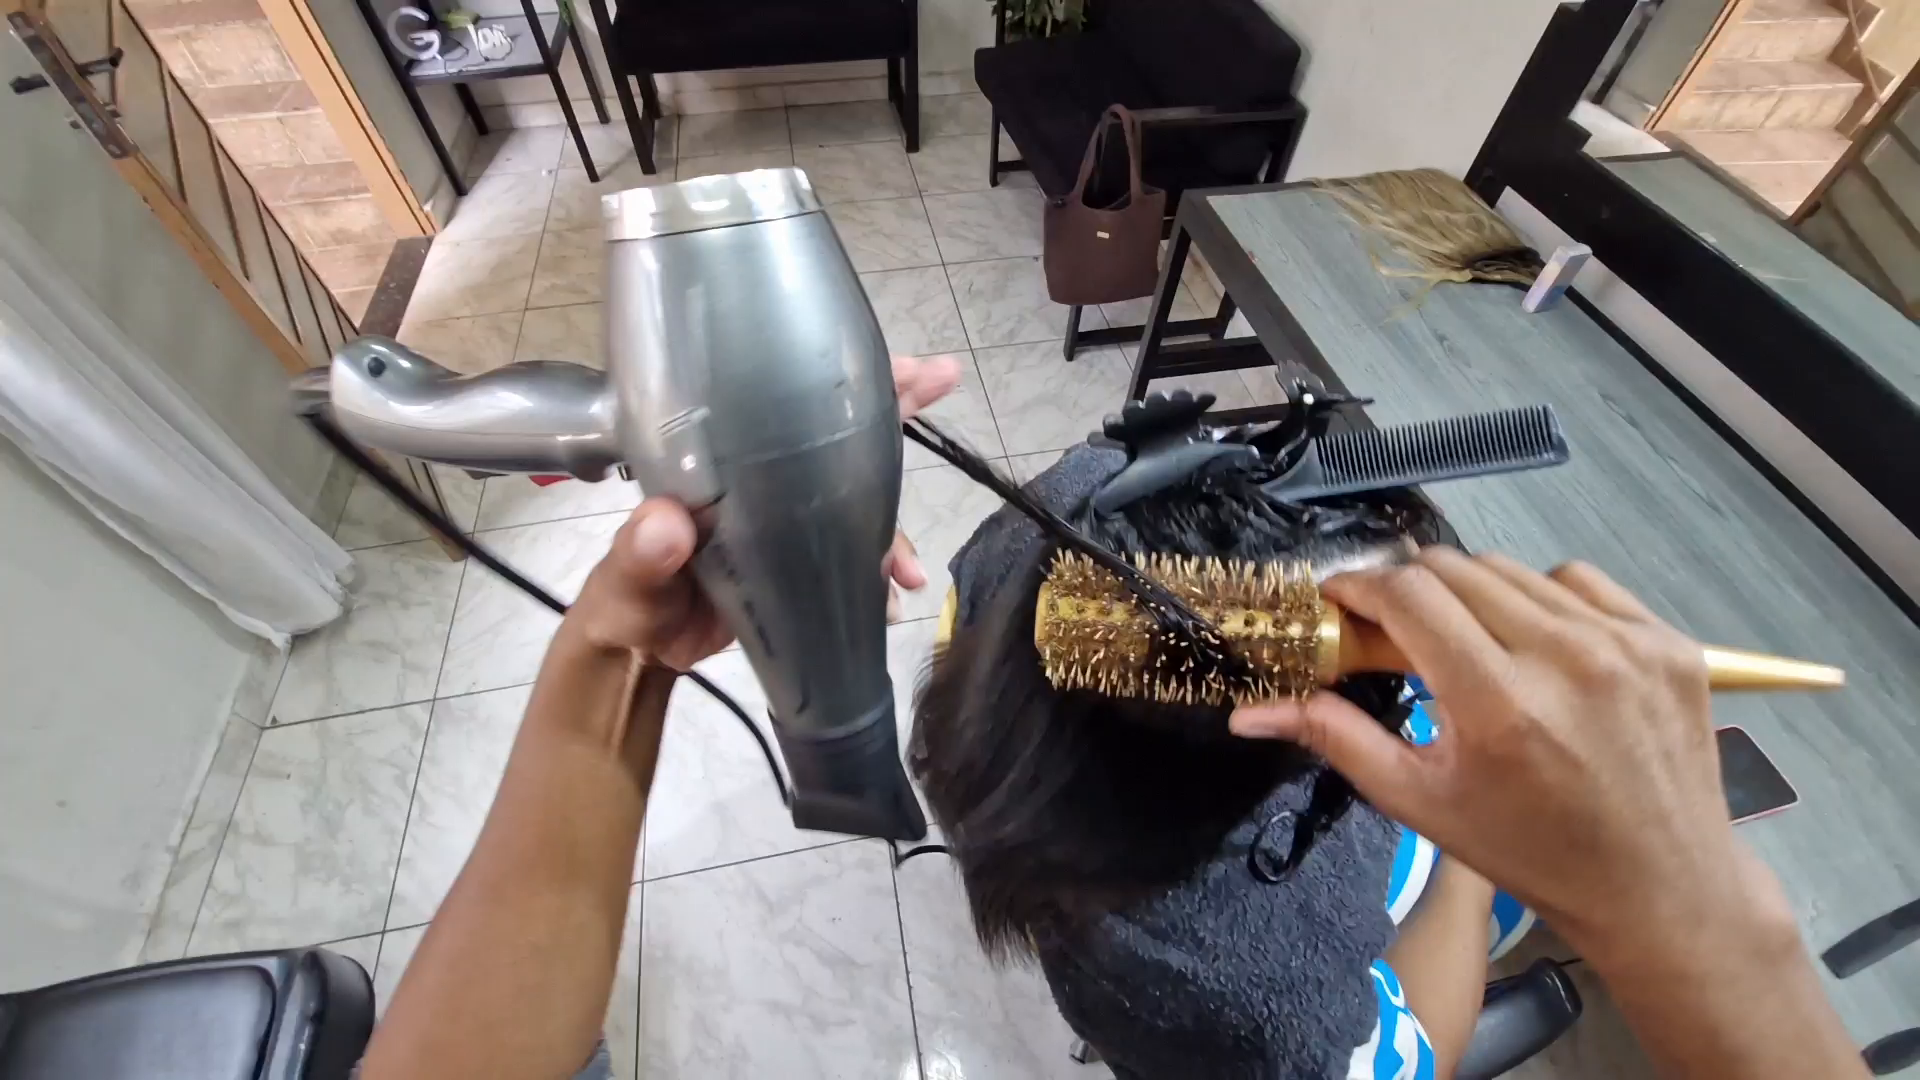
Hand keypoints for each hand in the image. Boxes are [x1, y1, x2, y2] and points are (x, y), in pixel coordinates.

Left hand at [568, 354, 961, 660]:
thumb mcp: (628, 575)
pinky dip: (877, 579)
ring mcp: (787, 523)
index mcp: (723, 464)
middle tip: (942, 379)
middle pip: (837, 437)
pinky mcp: (800, 564)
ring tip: (908, 574)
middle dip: (892, 408)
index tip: (888, 357)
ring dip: (894, 536)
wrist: (644, 651)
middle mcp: (764, 482)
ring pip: (856, 507)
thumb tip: (666, 522)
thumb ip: (641, 551)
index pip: (785, 404)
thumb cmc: (627, 601)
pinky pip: (852, 560)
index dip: (840, 377)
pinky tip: (890, 601)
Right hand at [1230, 548, 1778, 956]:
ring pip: (1505, 568)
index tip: (1338, 600)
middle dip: (1403, 588)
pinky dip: (1531, 595)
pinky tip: (1527, 640)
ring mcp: (1628, 645)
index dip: (1358, 585)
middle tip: (1390, 628)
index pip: (1407, 594)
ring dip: (1462, 591)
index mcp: (1497, 703)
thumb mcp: (1413, 798)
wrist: (1664, 888)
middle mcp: (1566, 659)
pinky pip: (1571, 578)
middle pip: (1450, 569)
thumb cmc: (1522, 846)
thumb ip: (1330, 736)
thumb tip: (1246, 714)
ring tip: (1458, 638)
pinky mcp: (1669, 642)